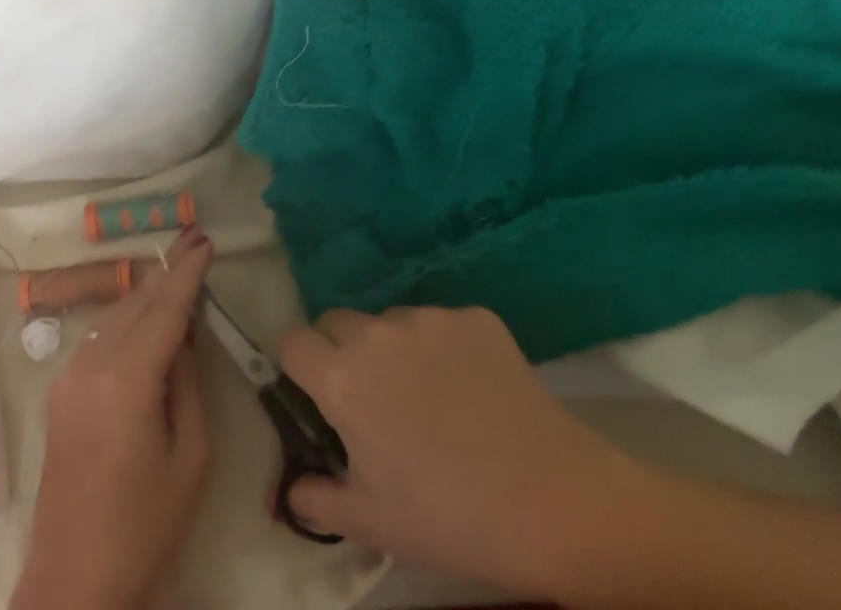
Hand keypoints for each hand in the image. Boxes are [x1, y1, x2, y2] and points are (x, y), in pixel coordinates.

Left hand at [10, 229, 213, 609]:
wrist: (75, 575)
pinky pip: (98, 341)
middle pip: (133, 303)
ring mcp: (68, 379)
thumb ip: (189, 384)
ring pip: (112, 318)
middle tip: (194, 243)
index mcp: (126, 379)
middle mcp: (89, 365)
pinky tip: (147, 322)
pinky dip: (126, 322)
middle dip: (165, 272)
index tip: (205, 239)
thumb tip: (181, 340)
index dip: (187, 272)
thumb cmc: (146, 523)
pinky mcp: (60, 395)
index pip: (163, 309)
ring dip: (145, 295)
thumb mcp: (192, 455)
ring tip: (178, 275)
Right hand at [280, 306, 642, 598]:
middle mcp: (379, 333)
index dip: (296, 365)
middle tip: (369, 400)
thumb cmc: (447, 516)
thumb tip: (287, 491)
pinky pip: (440, 324)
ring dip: (390, 347)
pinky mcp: (478, 318)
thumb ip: (312, 500)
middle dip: (339, 352)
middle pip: (336, 322)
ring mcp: (433, 320)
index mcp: (341, 377)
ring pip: (390, 321)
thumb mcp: (368, 522)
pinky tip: (468, 389)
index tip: (312, 392)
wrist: (553, 502)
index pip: (291, 340)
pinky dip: (441, 348)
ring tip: (425, 396)